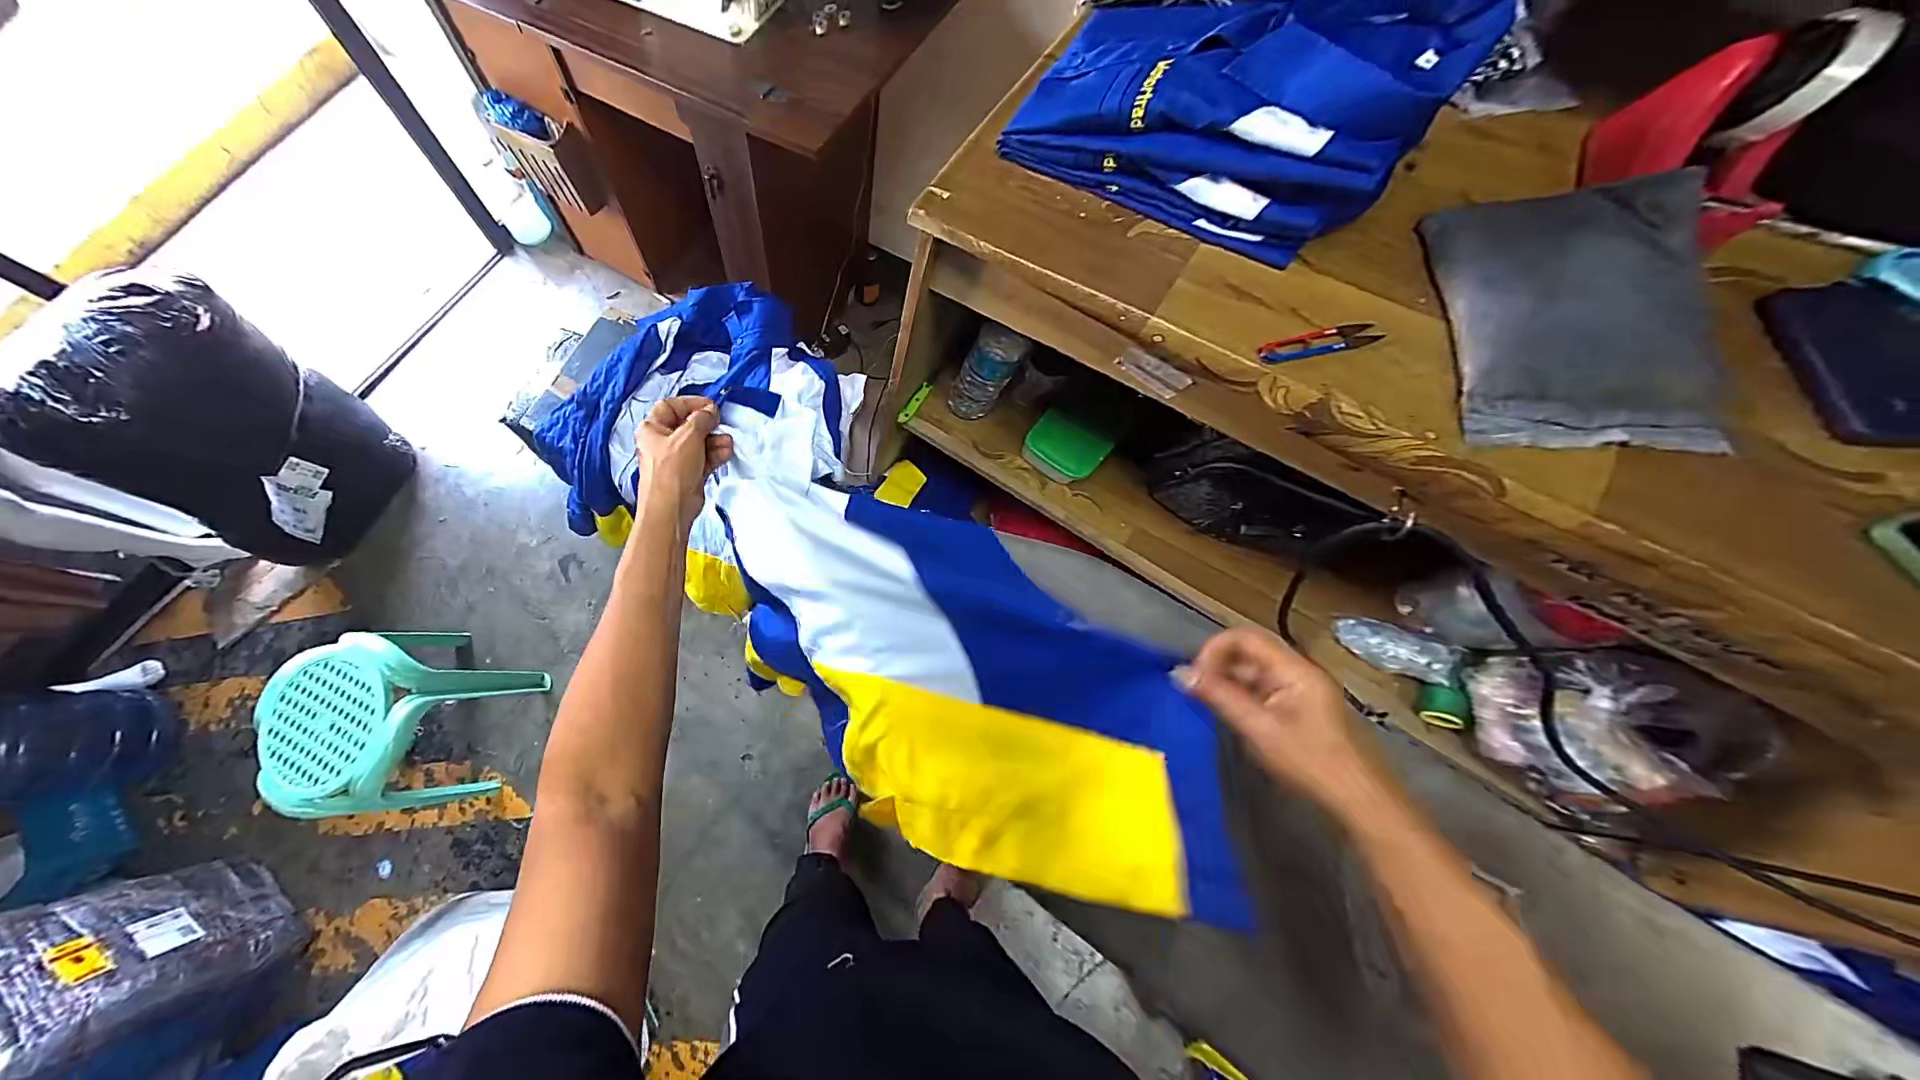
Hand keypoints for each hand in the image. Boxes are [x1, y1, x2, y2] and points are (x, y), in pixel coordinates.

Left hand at [636, 396, 732, 527]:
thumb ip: (702, 419)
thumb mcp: (689, 436)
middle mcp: (662, 442)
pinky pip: (704, 457)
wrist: (672, 507)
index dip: (691, 403)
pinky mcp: (689, 472)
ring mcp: (676, 458)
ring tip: (727, 442)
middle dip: (707, 425)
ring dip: (715, 440)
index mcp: (652, 428)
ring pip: (699, 442)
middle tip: (720, 424)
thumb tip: (711, 411)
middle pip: (688, 425)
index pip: (671, 406)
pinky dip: (715, 454)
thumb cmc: (672, 469)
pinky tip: (726, 452)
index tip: (710, 406)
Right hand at [1182, 627, 1384, 815]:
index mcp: (1295, 669)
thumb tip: (1180, 673)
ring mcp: (1301, 690)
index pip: (1245, 637)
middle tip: (1196, 691)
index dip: (1214, 649)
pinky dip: (1242, 697)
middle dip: (1218, 666)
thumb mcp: (1259, 729)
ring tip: (1210, 706)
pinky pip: (1263, 690)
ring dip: (1228, 683)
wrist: (1359, 800)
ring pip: (1254, 672)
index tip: (1196, 676)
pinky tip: (1233, 718)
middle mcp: (1299, 671)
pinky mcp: (1300, 709)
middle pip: (1249, 652)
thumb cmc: (1311, 763)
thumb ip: (1219, 697)